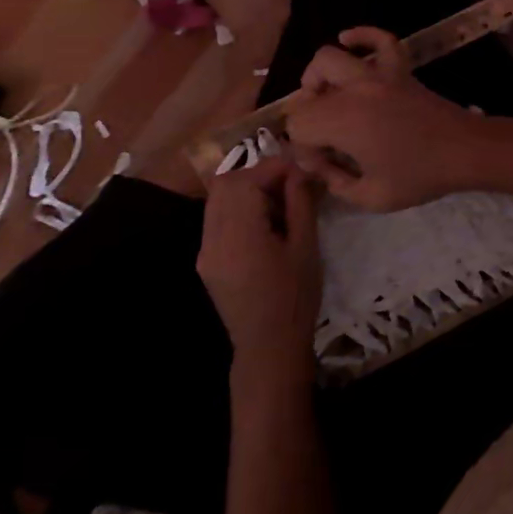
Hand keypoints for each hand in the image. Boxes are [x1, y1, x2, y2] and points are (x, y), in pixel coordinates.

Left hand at [199, 156, 319, 383]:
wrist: (269, 345)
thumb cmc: (295, 297)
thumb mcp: (306, 247)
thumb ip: (300, 204)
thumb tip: (299, 172)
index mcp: (239, 236)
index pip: (246, 182)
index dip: (274, 168)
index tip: (301, 171)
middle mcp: (213, 239)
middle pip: (225, 185)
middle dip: (259, 175)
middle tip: (292, 183)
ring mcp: (205, 250)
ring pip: (218, 200)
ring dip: (248, 190)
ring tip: (281, 201)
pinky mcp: (207, 260)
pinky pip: (218, 219)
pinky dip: (240, 208)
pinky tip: (266, 222)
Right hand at [285, 28, 485, 210]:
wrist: (467, 150)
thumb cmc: (421, 175)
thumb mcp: (374, 198)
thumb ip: (339, 186)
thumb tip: (325, 169)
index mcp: (343, 122)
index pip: (298, 126)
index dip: (304, 149)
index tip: (326, 166)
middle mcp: (354, 91)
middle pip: (307, 92)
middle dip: (307, 116)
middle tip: (325, 137)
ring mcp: (378, 75)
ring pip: (330, 57)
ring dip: (319, 77)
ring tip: (327, 97)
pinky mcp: (400, 70)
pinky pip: (381, 39)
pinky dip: (362, 36)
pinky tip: (349, 41)